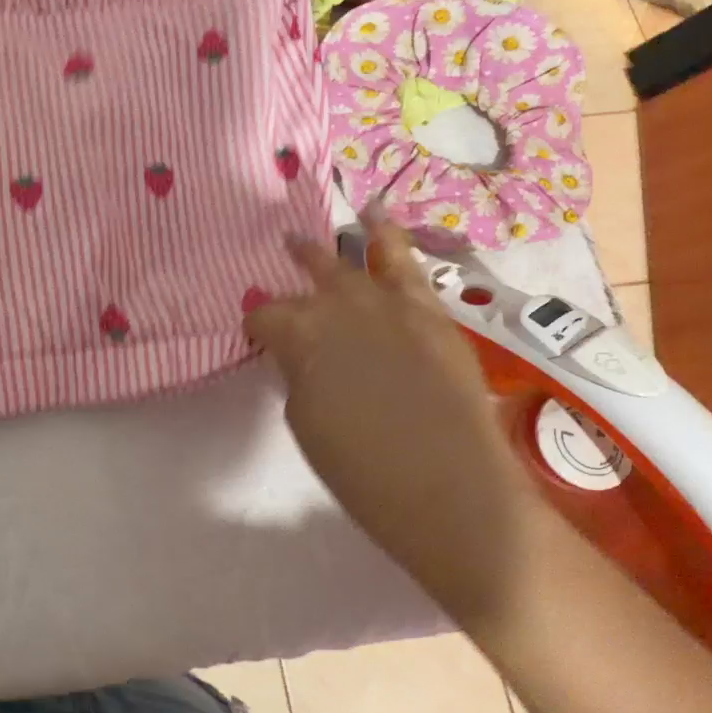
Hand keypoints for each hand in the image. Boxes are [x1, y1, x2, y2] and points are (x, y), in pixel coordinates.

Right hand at [243, 214, 539, 615]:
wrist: (453, 491)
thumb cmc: (362, 470)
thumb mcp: (305, 421)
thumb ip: (299, 375)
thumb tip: (302, 357)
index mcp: (298, 334)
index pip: (264, 317)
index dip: (258, 330)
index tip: (260, 345)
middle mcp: (339, 306)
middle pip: (304, 284)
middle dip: (287, 281)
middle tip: (276, 285)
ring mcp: (389, 304)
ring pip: (352, 263)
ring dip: (326, 251)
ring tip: (308, 239)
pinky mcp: (431, 313)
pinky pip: (406, 265)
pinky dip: (389, 239)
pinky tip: (377, 221)